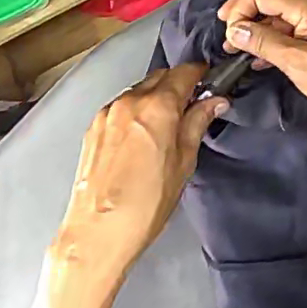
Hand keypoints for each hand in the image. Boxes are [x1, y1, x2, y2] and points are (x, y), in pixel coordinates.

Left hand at [52, 64, 226, 282]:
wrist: (96, 235)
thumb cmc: (144, 204)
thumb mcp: (185, 160)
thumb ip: (198, 122)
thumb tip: (214, 102)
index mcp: (157, 106)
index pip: (185, 72)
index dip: (202, 74)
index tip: (211, 81)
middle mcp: (129, 103)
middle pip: (161, 77)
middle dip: (179, 84)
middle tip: (195, 104)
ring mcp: (106, 116)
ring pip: (140, 91)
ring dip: (157, 97)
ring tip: (169, 124)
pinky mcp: (92, 131)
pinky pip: (122, 108)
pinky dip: (137, 111)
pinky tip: (145, 136)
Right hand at [217, 0, 306, 122]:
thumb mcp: (297, 61)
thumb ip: (264, 42)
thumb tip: (234, 28)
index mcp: (304, 7)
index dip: (238, 7)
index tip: (226, 34)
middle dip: (243, 13)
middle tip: (227, 38)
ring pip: (275, 15)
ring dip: (254, 29)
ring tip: (236, 51)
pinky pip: (285, 31)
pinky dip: (268, 41)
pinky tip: (257, 60)